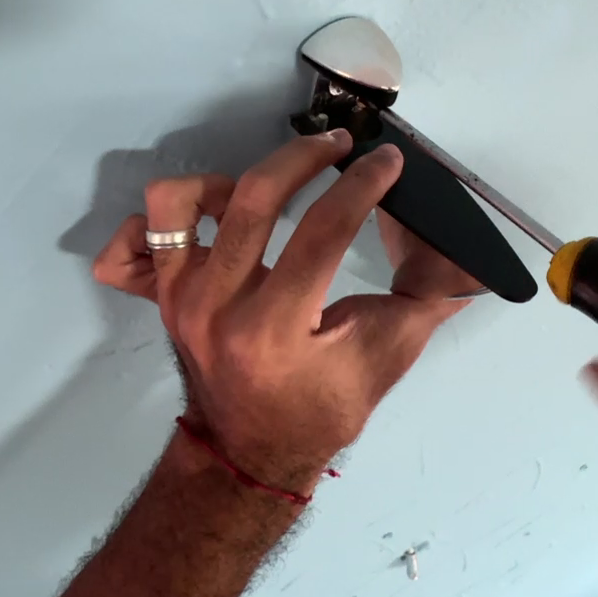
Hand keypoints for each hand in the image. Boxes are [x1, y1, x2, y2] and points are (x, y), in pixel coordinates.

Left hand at [92, 130, 478, 493]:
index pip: (322, 232)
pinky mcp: (160, 293)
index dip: (361, 185)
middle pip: (250, 199)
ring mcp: (177, 296)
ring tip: (258, 192)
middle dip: (302, 157)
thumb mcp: (384, 360)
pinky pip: (137, 238)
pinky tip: (209, 220)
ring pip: (174, 204)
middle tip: (336, 145)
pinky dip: (166, 220)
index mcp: (275, 329)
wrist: (245, 452)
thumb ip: (424, 296)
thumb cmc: (318, 411)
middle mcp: (216, 306)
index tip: (386, 161)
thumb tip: (460, 240)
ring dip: (222, 181)